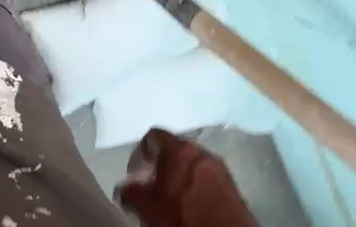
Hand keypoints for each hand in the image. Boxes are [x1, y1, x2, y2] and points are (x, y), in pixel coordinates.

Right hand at [114, 128, 258, 226]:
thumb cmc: (182, 218)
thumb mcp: (148, 208)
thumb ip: (131, 193)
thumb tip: (123, 189)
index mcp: (178, 149)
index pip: (153, 136)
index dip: (139, 154)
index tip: (135, 174)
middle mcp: (200, 150)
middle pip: (174, 150)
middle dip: (161, 166)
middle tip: (152, 187)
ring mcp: (219, 168)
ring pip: (193, 164)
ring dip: (180, 177)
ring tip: (172, 199)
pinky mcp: (233, 186)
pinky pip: (208, 178)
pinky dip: (197, 186)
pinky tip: (192, 205)